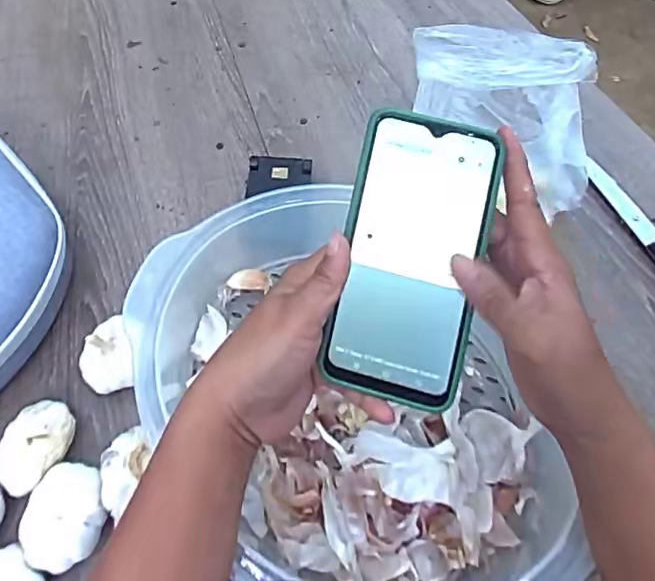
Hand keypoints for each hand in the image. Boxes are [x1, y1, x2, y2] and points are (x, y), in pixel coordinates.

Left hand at [183, 236, 392, 448]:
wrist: (235, 416)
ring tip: (408, 362)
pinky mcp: (318, 371)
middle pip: (355, 300)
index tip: (402, 258)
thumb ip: (324, 282)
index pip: (341, 260)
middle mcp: (311, 308)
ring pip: (356, 339)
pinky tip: (384, 406)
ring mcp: (315, 340)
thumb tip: (341, 238)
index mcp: (304, 286)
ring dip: (378, 352)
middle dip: (383, 305)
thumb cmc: (259, 358)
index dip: (369, 257)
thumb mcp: (298, 316)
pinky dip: (367, 389)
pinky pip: (351, 376)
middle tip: (419, 308)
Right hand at [451, 130, 609, 434]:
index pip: (526, 201)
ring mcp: (518, 284)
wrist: (581, 408)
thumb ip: (492, 294)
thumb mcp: (529, 328)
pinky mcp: (507, 303)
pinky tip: (440, 257)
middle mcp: (529, 263)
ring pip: (487, 244)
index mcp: (542, 259)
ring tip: (431, 206)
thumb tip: (456, 258)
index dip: (515, 165)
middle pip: (500, 218)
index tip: (502, 133)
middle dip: (477, 190)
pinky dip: (462, 262)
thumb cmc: (566, 365)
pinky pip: (481, 272)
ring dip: (465, 226)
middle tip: (444, 168)